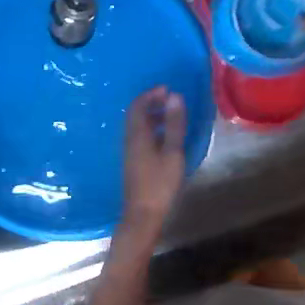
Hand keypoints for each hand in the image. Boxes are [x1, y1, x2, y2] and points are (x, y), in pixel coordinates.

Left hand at [121, 86, 186, 232]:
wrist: (142, 214)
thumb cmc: (160, 183)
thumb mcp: (172, 152)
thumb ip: (174, 124)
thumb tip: (175, 96)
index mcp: (137, 135)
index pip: (137, 105)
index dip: (150, 94)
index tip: (167, 90)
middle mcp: (130, 140)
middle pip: (136, 115)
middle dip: (152, 103)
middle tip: (171, 100)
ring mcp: (131, 152)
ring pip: (139, 127)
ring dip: (153, 117)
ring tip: (173, 116)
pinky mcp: (135, 162)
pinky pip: (142, 137)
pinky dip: (154, 130)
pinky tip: (168, 138)